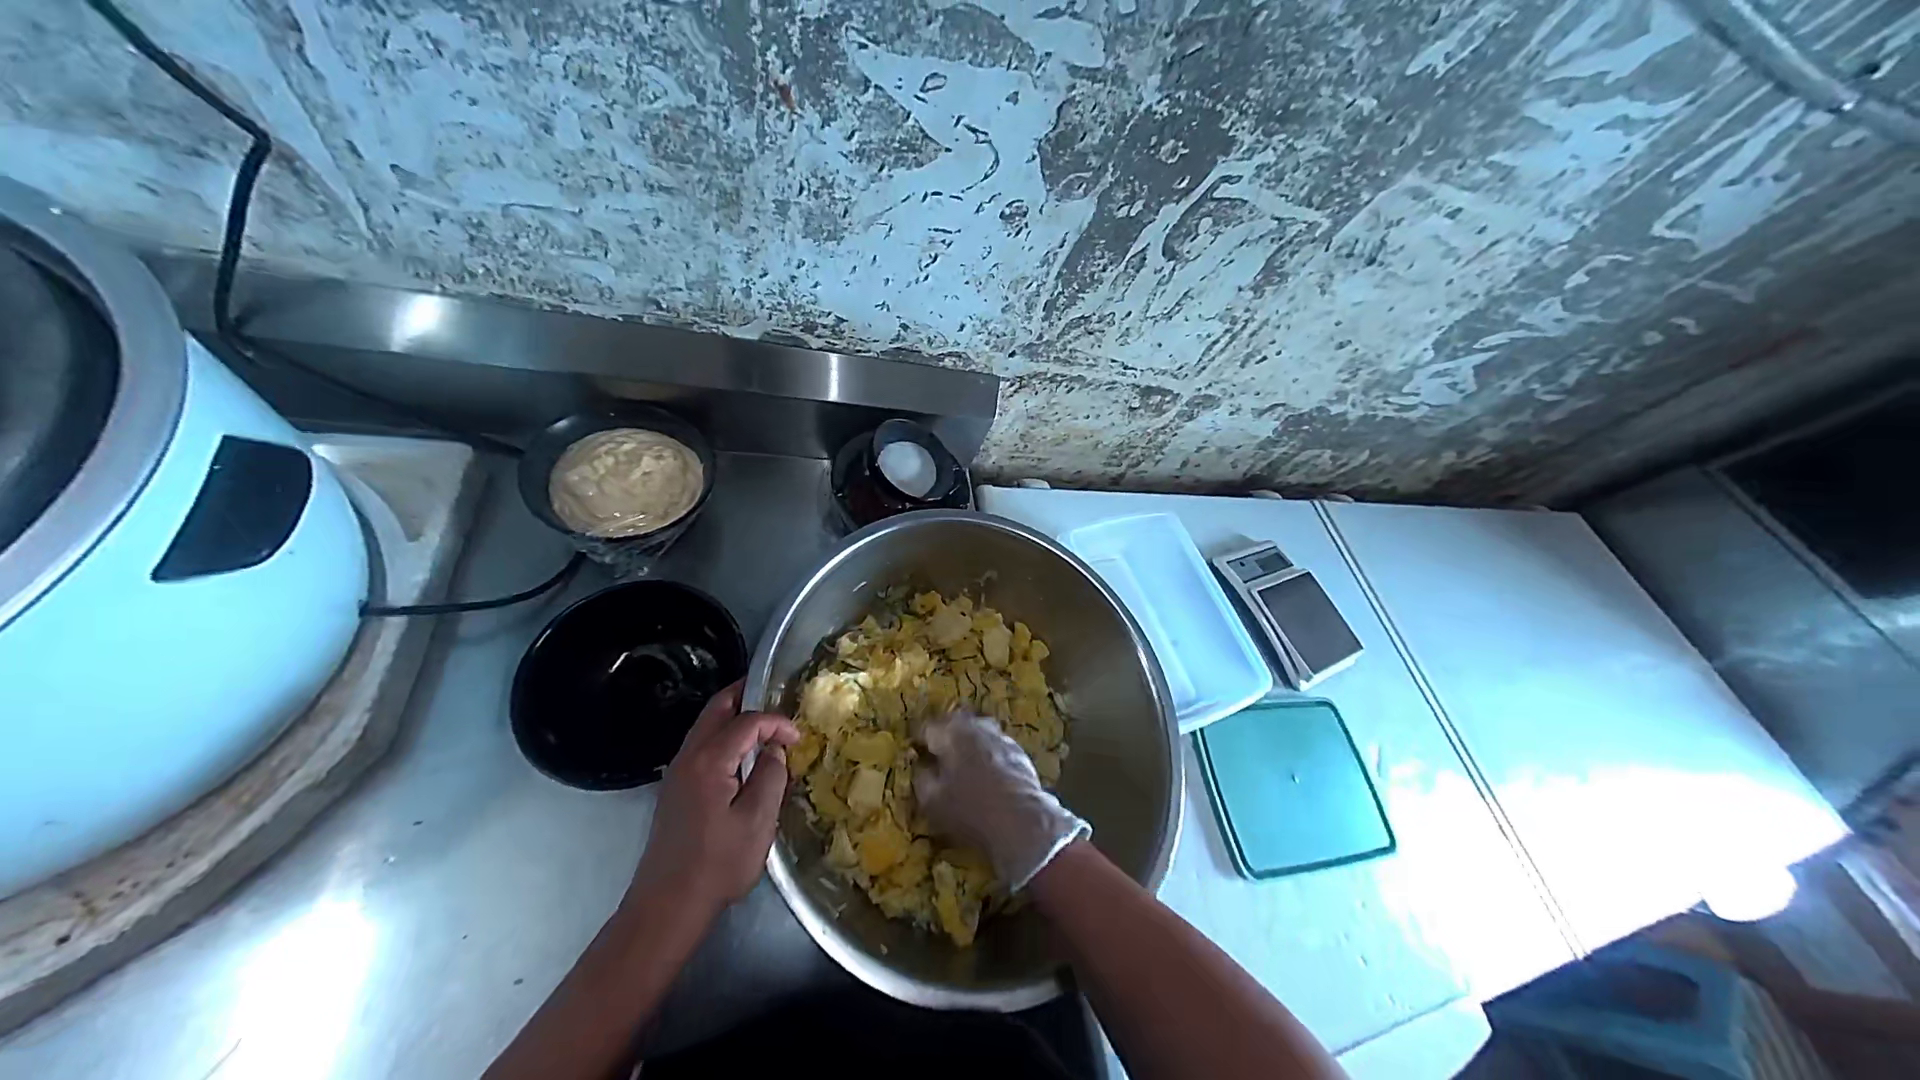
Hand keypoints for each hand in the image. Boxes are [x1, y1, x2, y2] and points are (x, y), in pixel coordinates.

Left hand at [630, 680, 798, 918]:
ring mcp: (677, 772)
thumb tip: (776, 751)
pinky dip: (725, 736)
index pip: (746, 721)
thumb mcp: (758, 821)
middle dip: (747, 695)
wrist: (667, 906)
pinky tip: (744, 753)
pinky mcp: (676, 789)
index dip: (776, 723)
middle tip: (777, 695)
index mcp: (708, 761)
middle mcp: (687, 757)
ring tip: (767, 724)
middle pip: (716, 709)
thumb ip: (771, 776)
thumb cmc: (717, 864)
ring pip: (706, 725)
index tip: (799, 739)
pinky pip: (702, 745)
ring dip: (735, 716)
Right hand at [914, 711, 1089, 889]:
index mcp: (951, 732)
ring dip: (967, 744)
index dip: (916, 741)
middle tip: (935, 757)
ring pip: (977, 733)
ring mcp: (1001, 737)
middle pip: (953, 724)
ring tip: (961, 765)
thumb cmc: (969, 809)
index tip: (912, 754)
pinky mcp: (1019, 752)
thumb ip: (920, 777)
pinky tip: (985, 775)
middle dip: (943, 737)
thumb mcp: (931, 800)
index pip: (926, 728)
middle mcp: (976, 726)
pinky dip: (986, 755)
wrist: (1021, 822)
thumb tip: (920, 766)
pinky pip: (994, 747)